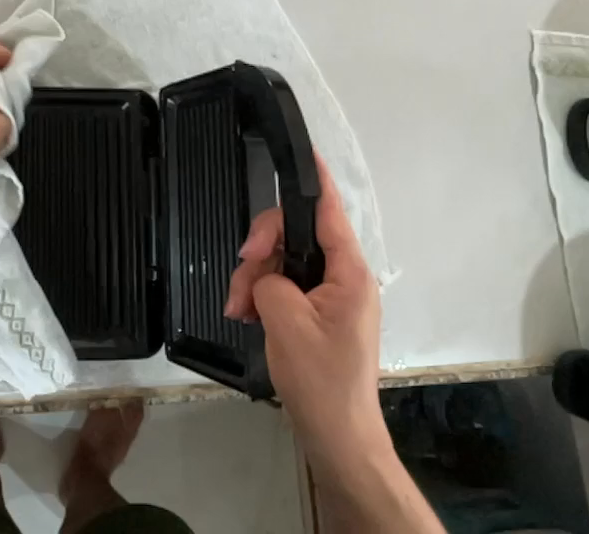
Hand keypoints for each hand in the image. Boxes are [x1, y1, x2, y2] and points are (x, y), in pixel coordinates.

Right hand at [224, 154, 388, 460]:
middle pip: (296, 236)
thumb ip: (269, 281)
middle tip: (241, 275)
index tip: (303, 151)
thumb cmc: (321, 380)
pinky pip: (285, 286)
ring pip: (284, 262)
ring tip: (239, 309)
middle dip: (261, 251)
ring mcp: (332, 296)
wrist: (338, 437)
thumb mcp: (286, 323)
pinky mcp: (318, 313)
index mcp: (349, 272)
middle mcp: (345, 277)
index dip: (315, 179)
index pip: (331, 211)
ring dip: (255, 279)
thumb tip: (266, 275)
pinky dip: (262, 295)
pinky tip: (247, 314)